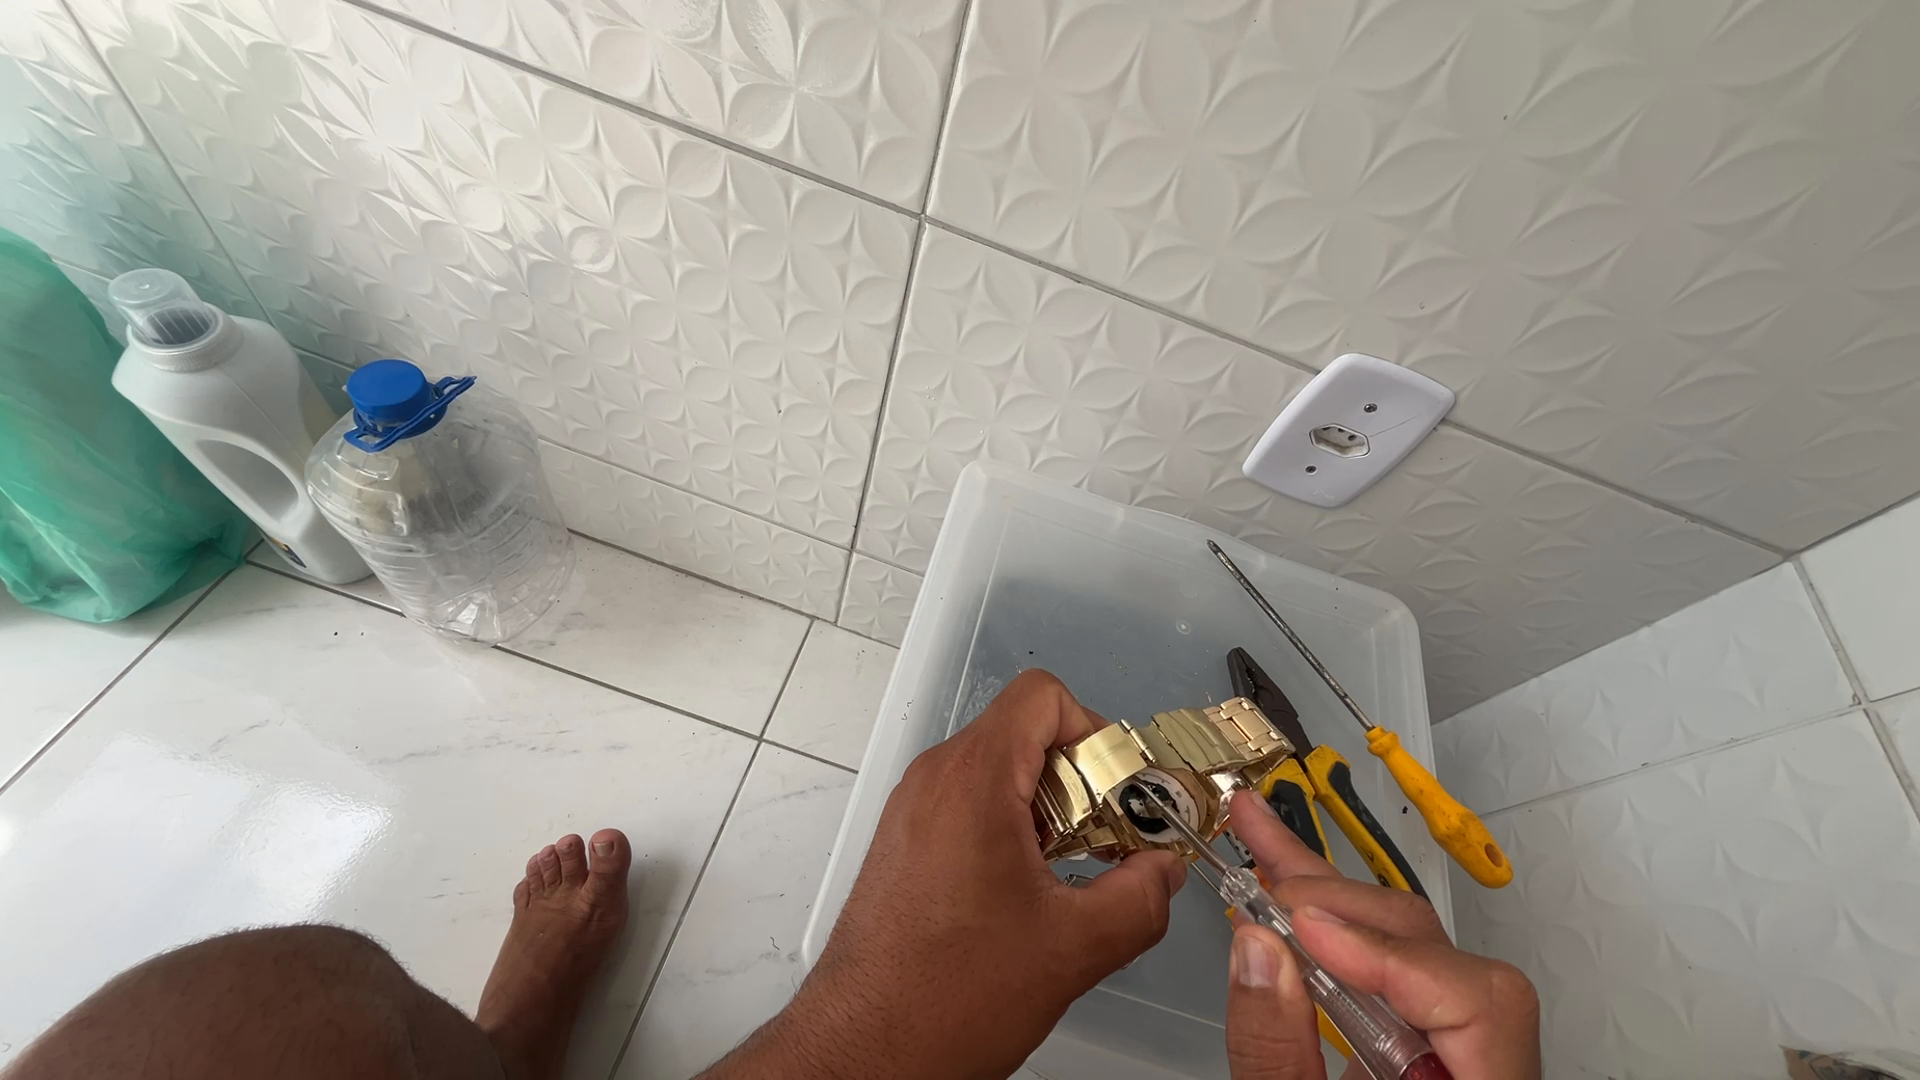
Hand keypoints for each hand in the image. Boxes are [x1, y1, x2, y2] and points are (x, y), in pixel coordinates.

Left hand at [705, 670, 1184, 1079]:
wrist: (862, 1049)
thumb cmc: (952, 992)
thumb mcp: (1072, 946)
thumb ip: (1140, 898)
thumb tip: (1165, 869)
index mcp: (974, 777)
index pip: (1041, 696)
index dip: (1092, 729)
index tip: (1116, 792)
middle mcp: (936, 774)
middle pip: (1023, 731)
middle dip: (1077, 779)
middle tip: (1104, 840)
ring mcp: (913, 803)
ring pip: (997, 767)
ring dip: (1046, 806)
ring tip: (1067, 871)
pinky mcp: (904, 835)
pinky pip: (968, 798)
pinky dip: (1009, 822)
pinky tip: (1024, 887)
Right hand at [1224, 789, 1539, 1079]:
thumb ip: (1277, 1053)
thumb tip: (1255, 945)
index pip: (1474, 1000)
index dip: (1385, 951)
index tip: (1302, 927)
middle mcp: (1486, 1064)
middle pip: (1436, 950)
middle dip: (1337, 905)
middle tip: (1261, 884)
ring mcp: (1457, 1045)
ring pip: (1404, 940)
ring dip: (1319, 888)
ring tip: (1257, 829)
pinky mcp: (1420, 1032)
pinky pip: (1379, 958)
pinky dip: (1323, 915)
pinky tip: (1279, 871)